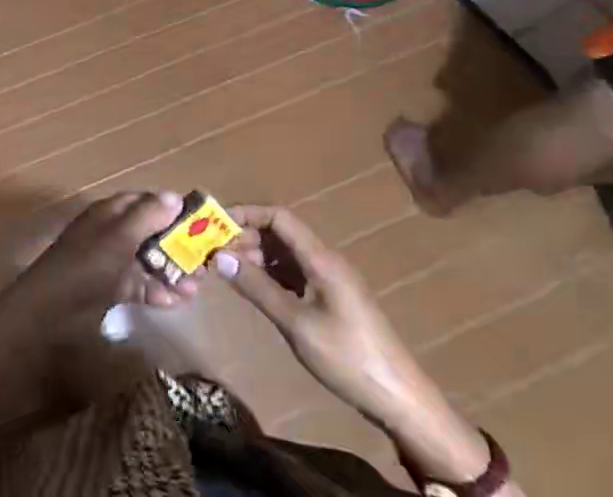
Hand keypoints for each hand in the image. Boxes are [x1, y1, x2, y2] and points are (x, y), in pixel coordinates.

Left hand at [9, 191, 201, 322]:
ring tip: (196, 287)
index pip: (144, 201)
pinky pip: (138, 285)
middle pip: (149, 232)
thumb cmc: (84, 268)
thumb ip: (146, 216)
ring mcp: (109, 263)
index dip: (170, 208)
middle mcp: (110, 234)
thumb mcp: (118, 238)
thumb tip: (175, 196)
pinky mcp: (109, 291)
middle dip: (176, 244)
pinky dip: (156, 291)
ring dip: (171, 270)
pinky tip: (176, 301)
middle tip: (203, 260)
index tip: (199, 221)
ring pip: (146, 260)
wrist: (47, 315)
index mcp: (108, 213)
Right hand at [210, 205, 420, 417]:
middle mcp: (325, 261)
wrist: (399, 398)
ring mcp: (330, 280)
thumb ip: (258, 289)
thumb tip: (220, 258)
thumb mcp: (297, 324)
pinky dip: (271, 276)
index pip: (279, 218)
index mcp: (321, 259)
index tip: (214, 224)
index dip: (246, 214)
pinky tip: (253, 289)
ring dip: (256, 257)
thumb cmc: (347, 357)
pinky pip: (295, 274)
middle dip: (246, 237)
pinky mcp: (332, 299)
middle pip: (281, 234)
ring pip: (286, 255)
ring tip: (227, 271)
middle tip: (214, 253)